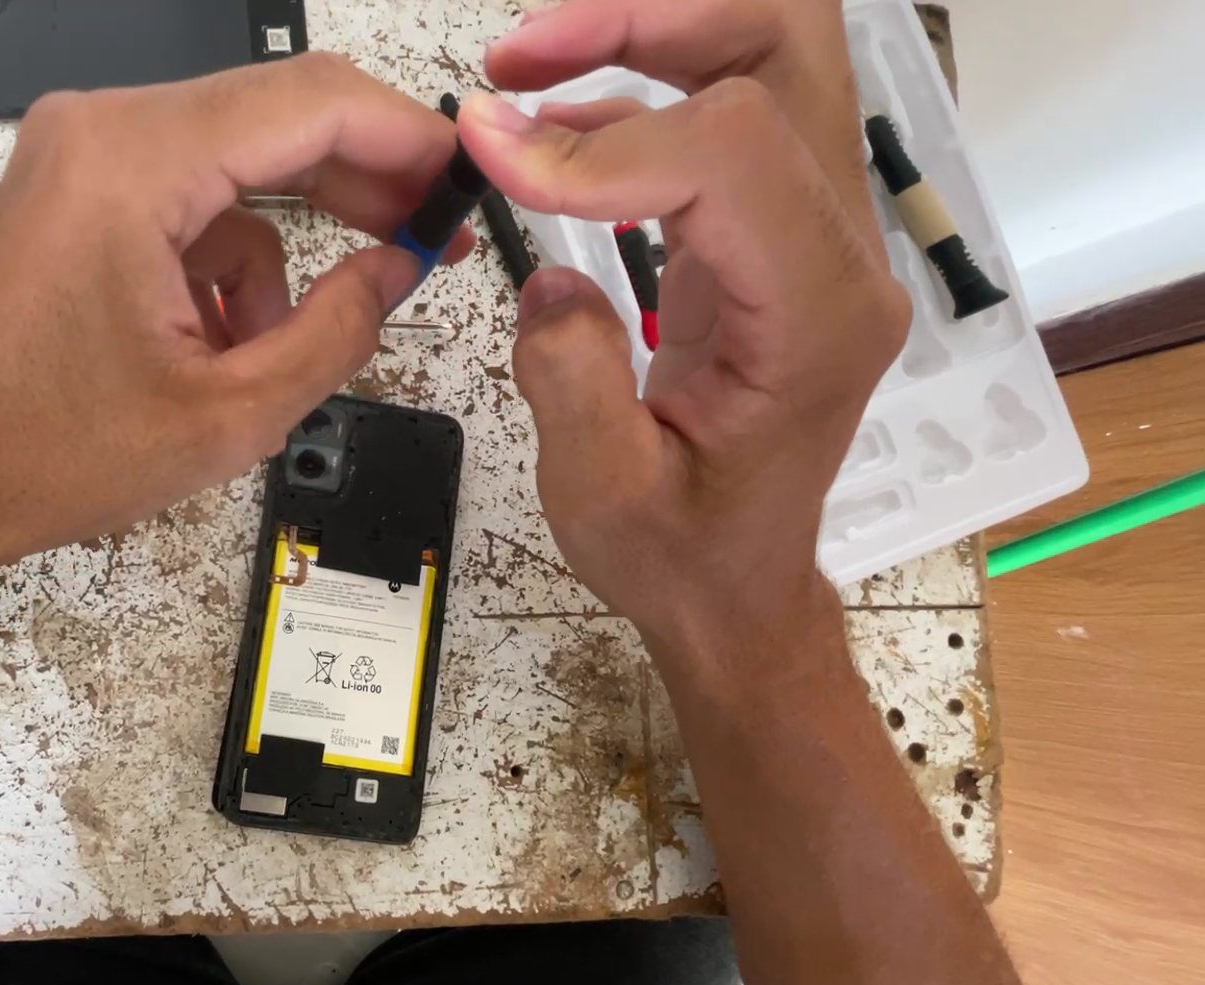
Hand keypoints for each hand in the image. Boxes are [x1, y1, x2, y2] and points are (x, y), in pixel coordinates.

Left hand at [0, 53, 471, 582]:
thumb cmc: (60, 459)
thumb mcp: (231, 416)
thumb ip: (338, 335)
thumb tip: (398, 270)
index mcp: (133, 165)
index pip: (309, 101)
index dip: (405, 138)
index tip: (462, 182)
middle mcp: (99, 133)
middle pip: (272, 123)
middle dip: (358, 185)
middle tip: (423, 243)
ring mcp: (78, 162)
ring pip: (232, 179)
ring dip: (277, 262)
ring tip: (274, 350)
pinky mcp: (74, 202)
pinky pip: (185, 212)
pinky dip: (223, 273)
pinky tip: (215, 345)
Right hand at [459, 0, 910, 666]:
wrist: (732, 586)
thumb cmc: (674, 554)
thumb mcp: (600, 489)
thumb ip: (568, 376)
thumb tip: (547, 276)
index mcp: (811, 319)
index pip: (726, 158)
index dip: (597, 144)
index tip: (487, 156)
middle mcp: (838, 256)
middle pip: (782, 51)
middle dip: (643, 22)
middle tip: (515, 55)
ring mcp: (812, 241)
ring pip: (767, 61)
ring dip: (646, 34)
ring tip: (525, 68)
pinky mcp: (767, 247)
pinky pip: (726, 124)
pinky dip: (643, 92)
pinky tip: (559, 124)